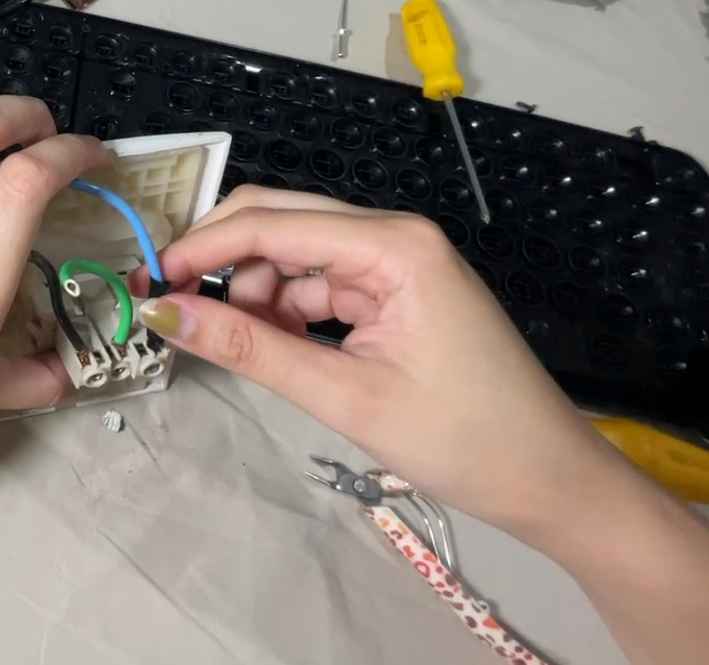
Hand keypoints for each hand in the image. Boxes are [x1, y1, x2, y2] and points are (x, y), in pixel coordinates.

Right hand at [133, 186, 635, 537]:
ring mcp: (388, 258)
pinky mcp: (384, 286)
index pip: (266, 225)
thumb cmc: (466, 442)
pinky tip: (277, 342)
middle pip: (271, 218)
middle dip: (215, 257)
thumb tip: (160, 313)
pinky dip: (278, 305)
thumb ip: (247, 346)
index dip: (198, 249)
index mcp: (391, 245)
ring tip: (245, 341)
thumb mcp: (343, 396)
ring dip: (248, 288)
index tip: (148, 283)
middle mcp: (388, 234)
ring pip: (284, 249)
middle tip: (169, 297)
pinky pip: (307, 278)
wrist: (560, 491)